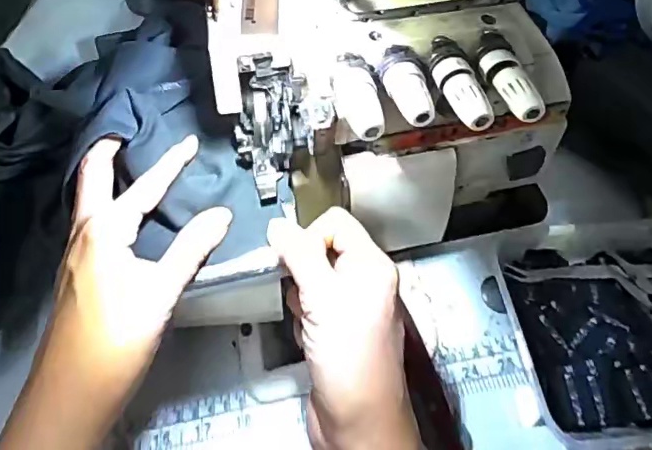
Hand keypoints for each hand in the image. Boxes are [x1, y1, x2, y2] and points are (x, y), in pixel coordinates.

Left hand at [0, 135, 231, 449]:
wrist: (68, 396)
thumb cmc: (112, 342)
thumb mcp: (160, 292)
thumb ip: (191, 248)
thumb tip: (220, 214)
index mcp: (105, 229)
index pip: (145, 185)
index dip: (171, 162)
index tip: (188, 142)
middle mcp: (84, 232)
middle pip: (94, 175)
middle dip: (110, 148)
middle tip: (129, 128)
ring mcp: (75, 251)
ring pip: (88, 196)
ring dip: (106, 173)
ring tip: (128, 158)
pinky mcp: (75, 270)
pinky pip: (90, 217)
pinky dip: (106, 199)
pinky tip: (123, 213)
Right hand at [268, 209, 421, 449]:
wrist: (358, 427)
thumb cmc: (354, 368)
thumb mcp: (322, 298)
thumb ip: (300, 255)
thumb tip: (279, 226)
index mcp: (372, 265)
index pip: (335, 223)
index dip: (309, 235)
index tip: (294, 257)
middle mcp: (365, 282)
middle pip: (321, 249)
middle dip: (302, 270)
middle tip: (302, 292)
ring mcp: (352, 307)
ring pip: (312, 279)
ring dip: (301, 297)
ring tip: (308, 319)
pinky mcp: (337, 330)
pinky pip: (311, 306)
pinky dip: (303, 318)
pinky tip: (308, 337)